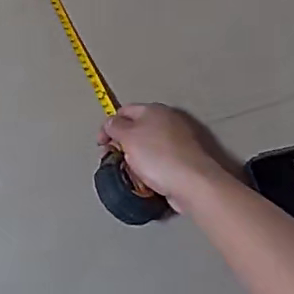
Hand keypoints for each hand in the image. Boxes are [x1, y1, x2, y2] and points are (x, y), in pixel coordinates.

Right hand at [98, 103, 237, 211]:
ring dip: (134, 159)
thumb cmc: (157, 156)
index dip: (108, 126)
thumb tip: (111, 123)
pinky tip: (145, 180)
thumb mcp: (127, 136)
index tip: (101, 144)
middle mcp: (167, 121)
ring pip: (146, 147)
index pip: (123, 111)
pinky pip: (159, 161)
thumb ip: (114, 126)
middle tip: (113, 159)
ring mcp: (177, 141)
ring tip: (129, 173)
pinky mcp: (184, 160)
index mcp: (153, 110)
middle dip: (121, 144)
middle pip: (135, 129)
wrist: (192, 183)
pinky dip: (149, 169)